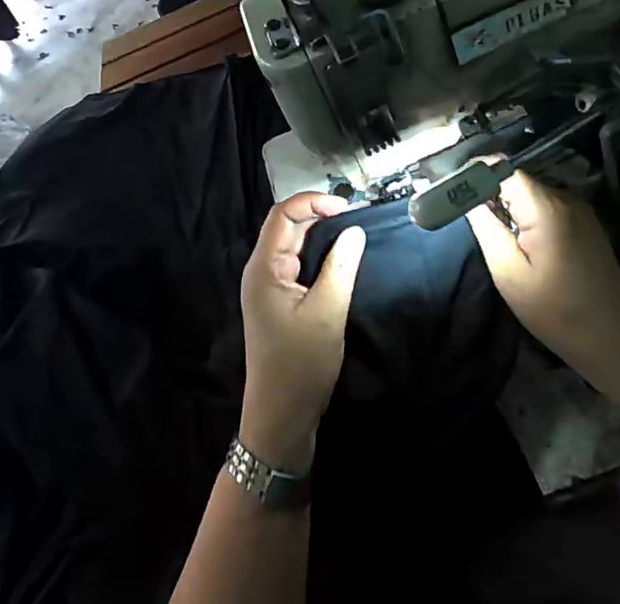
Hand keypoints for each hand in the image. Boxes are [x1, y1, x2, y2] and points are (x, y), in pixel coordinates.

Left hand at [238, 192, 366, 472]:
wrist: (281, 418)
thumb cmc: (300, 364)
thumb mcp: (327, 312)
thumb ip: (341, 266)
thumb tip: (355, 231)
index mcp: (264, 268)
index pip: (283, 214)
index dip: (314, 201)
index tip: (348, 208)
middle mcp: (262, 271)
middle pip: (287, 226)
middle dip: (320, 214)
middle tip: (357, 217)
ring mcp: (269, 288)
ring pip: (294, 245)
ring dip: (321, 234)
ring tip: (354, 233)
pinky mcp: (280, 302)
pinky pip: (299, 265)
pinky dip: (320, 255)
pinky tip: (342, 260)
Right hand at [464, 171, 619, 378]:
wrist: (613, 338)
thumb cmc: (556, 311)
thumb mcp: (509, 272)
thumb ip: (486, 227)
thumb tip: (465, 196)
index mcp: (547, 207)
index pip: (503, 169)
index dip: (475, 173)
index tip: (450, 189)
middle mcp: (566, 198)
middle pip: (517, 179)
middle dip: (488, 190)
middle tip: (461, 212)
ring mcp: (579, 209)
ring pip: (531, 192)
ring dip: (507, 204)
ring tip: (485, 227)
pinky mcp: (584, 223)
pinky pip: (546, 206)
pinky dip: (526, 214)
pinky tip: (516, 239)